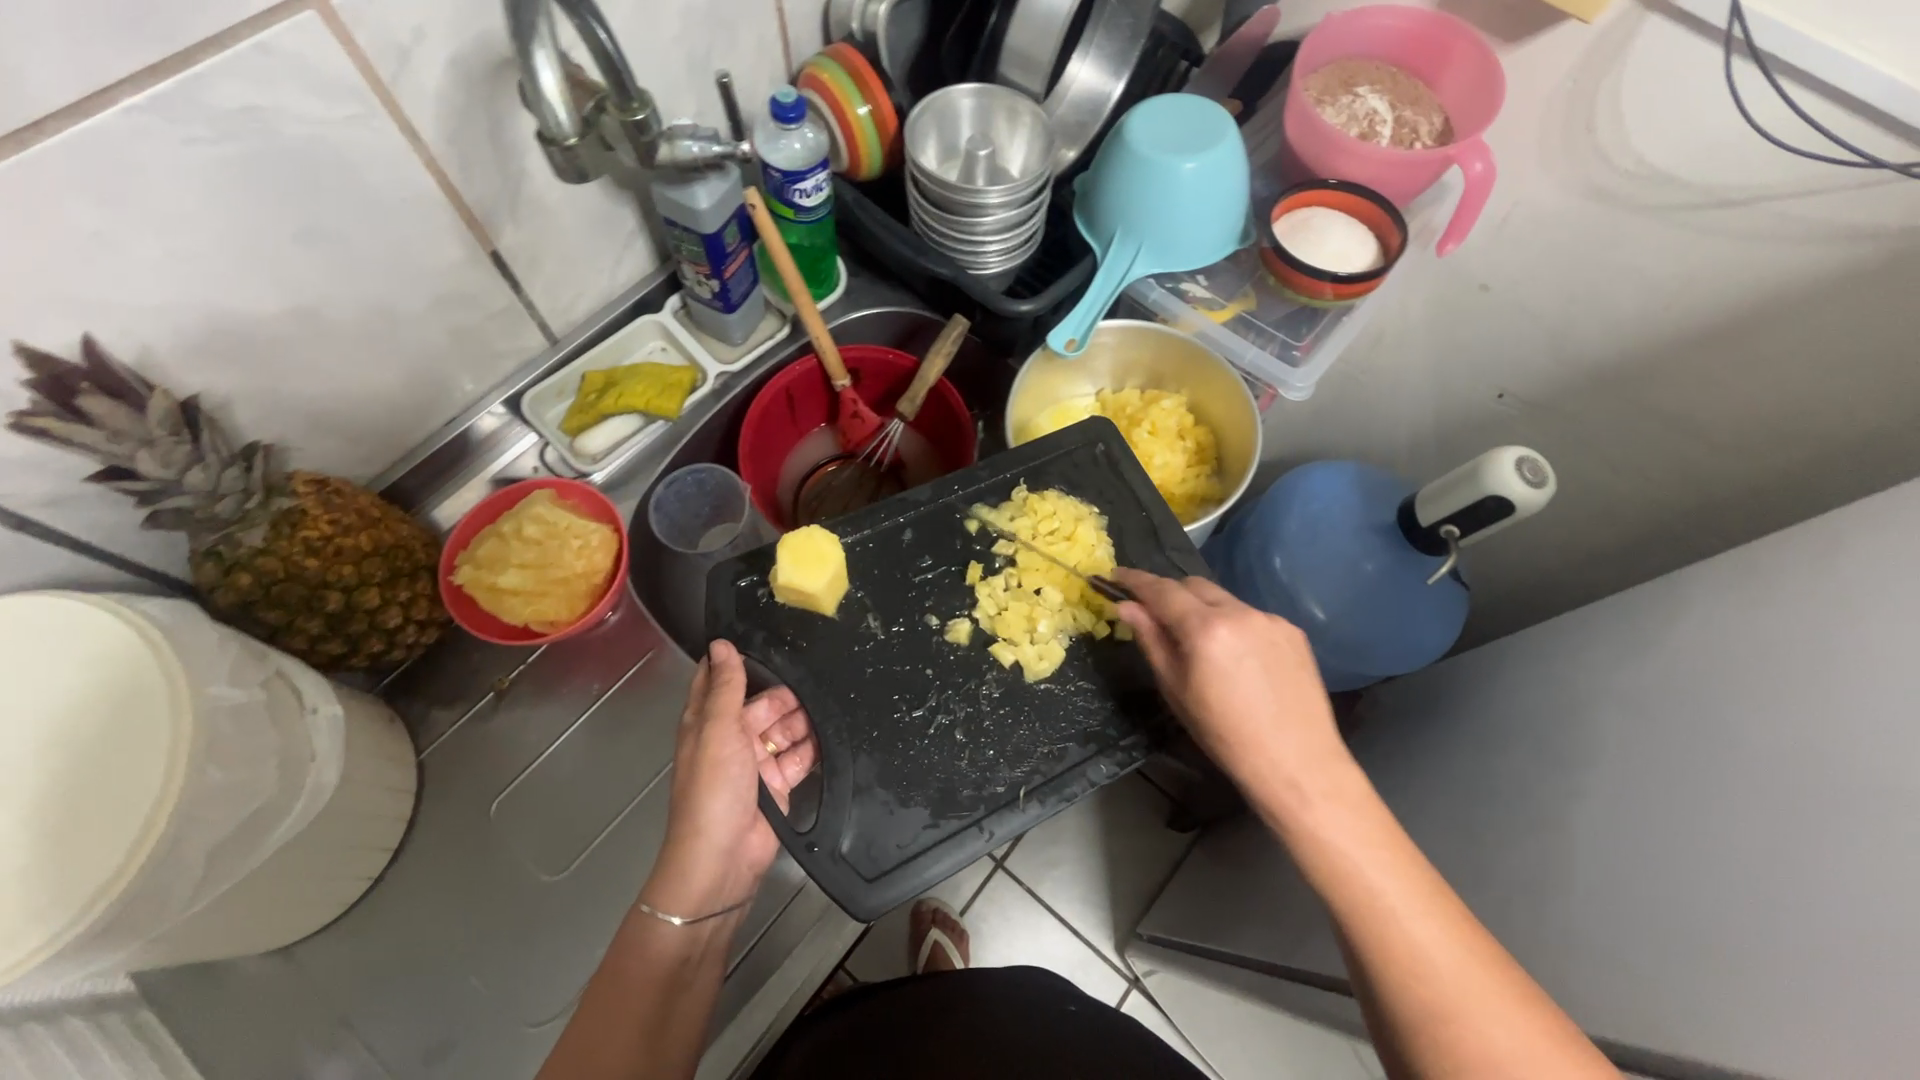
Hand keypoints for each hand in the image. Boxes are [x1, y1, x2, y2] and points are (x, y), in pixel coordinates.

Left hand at [643, 639, 816, 917]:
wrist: (723, 858)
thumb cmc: (712, 791)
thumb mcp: (717, 730)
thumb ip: (726, 687)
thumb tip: (721, 644)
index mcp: (707, 722)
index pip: (721, 682)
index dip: (738, 662)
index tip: (767, 639)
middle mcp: (731, 738)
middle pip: (763, 704)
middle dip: (785, 696)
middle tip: (816, 683)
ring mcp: (756, 763)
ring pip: (784, 729)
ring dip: (803, 721)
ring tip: (830, 708)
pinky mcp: (779, 785)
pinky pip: (800, 757)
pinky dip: (814, 749)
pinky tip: (832, 735)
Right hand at [1111, 569, 1347, 796]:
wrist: (1295, 761)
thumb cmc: (1223, 734)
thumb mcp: (1175, 689)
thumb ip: (1151, 640)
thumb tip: (1127, 607)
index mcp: (1205, 629)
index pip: (1162, 590)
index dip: (1136, 580)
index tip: (1116, 577)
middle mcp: (1239, 612)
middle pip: (1194, 585)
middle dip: (1170, 592)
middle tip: (1153, 613)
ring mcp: (1270, 619)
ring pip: (1224, 600)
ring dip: (1203, 610)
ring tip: (1200, 644)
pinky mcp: (1293, 631)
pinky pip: (1251, 617)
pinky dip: (1233, 626)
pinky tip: (1237, 659)